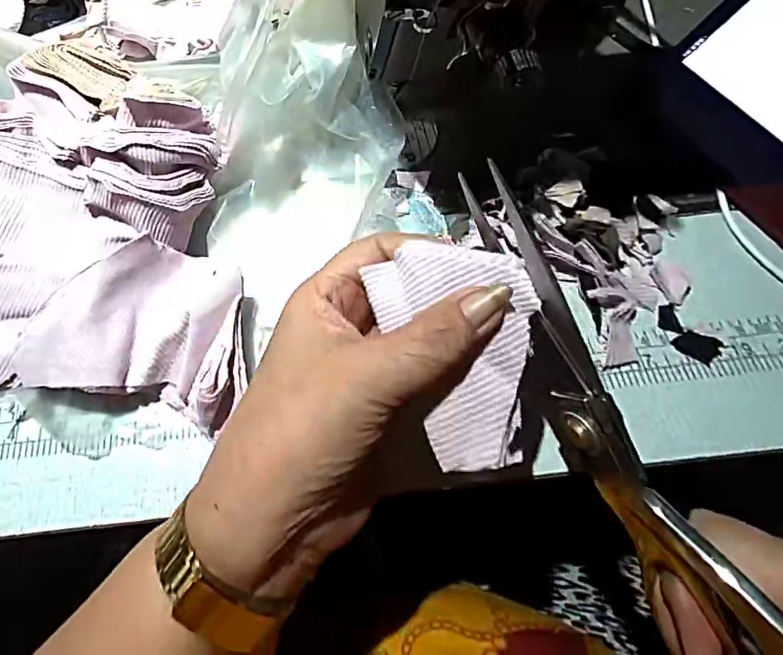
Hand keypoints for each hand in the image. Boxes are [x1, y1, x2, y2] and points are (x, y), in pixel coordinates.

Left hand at [182, 233, 511, 600]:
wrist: (269, 533)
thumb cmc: (304, 430)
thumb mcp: (368, 376)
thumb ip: (435, 336)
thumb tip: (496, 293)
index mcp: (327, 299)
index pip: (380, 251)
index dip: (424, 249)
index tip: (475, 262)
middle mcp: (350, 327)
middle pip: (410, 294)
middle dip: (454, 295)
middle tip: (507, 297)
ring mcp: (371, 370)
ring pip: (426, 338)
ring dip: (464, 337)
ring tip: (513, 331)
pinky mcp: (391, 410)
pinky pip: (433, 379)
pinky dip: (462, 376)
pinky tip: (497, 372)